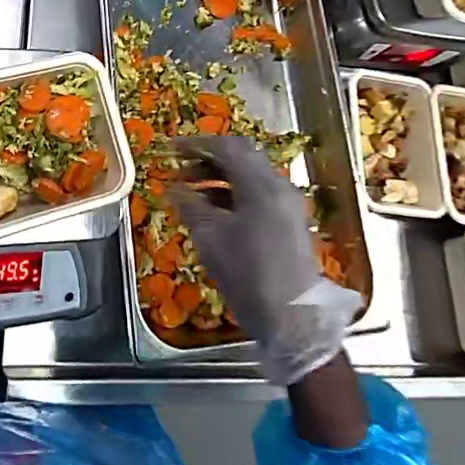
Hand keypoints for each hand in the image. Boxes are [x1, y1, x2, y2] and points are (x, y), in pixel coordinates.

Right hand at [168, 137, 361, 386]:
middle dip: (208, 159)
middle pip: (242, 158)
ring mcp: (287, 205)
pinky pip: (258, 194)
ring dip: (220, 177)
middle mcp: (279, 187)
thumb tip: (174, 187)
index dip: (196, 144)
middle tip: (180, 168)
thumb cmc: (249, 275)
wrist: (293, 319)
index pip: (227, 148)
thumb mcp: (210, 238)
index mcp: (261, 185)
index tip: (170, 148)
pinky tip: (213, 211)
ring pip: (250, 176)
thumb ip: (190, 206)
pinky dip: (233, 194)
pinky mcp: (289, 223)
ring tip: (191, 191)